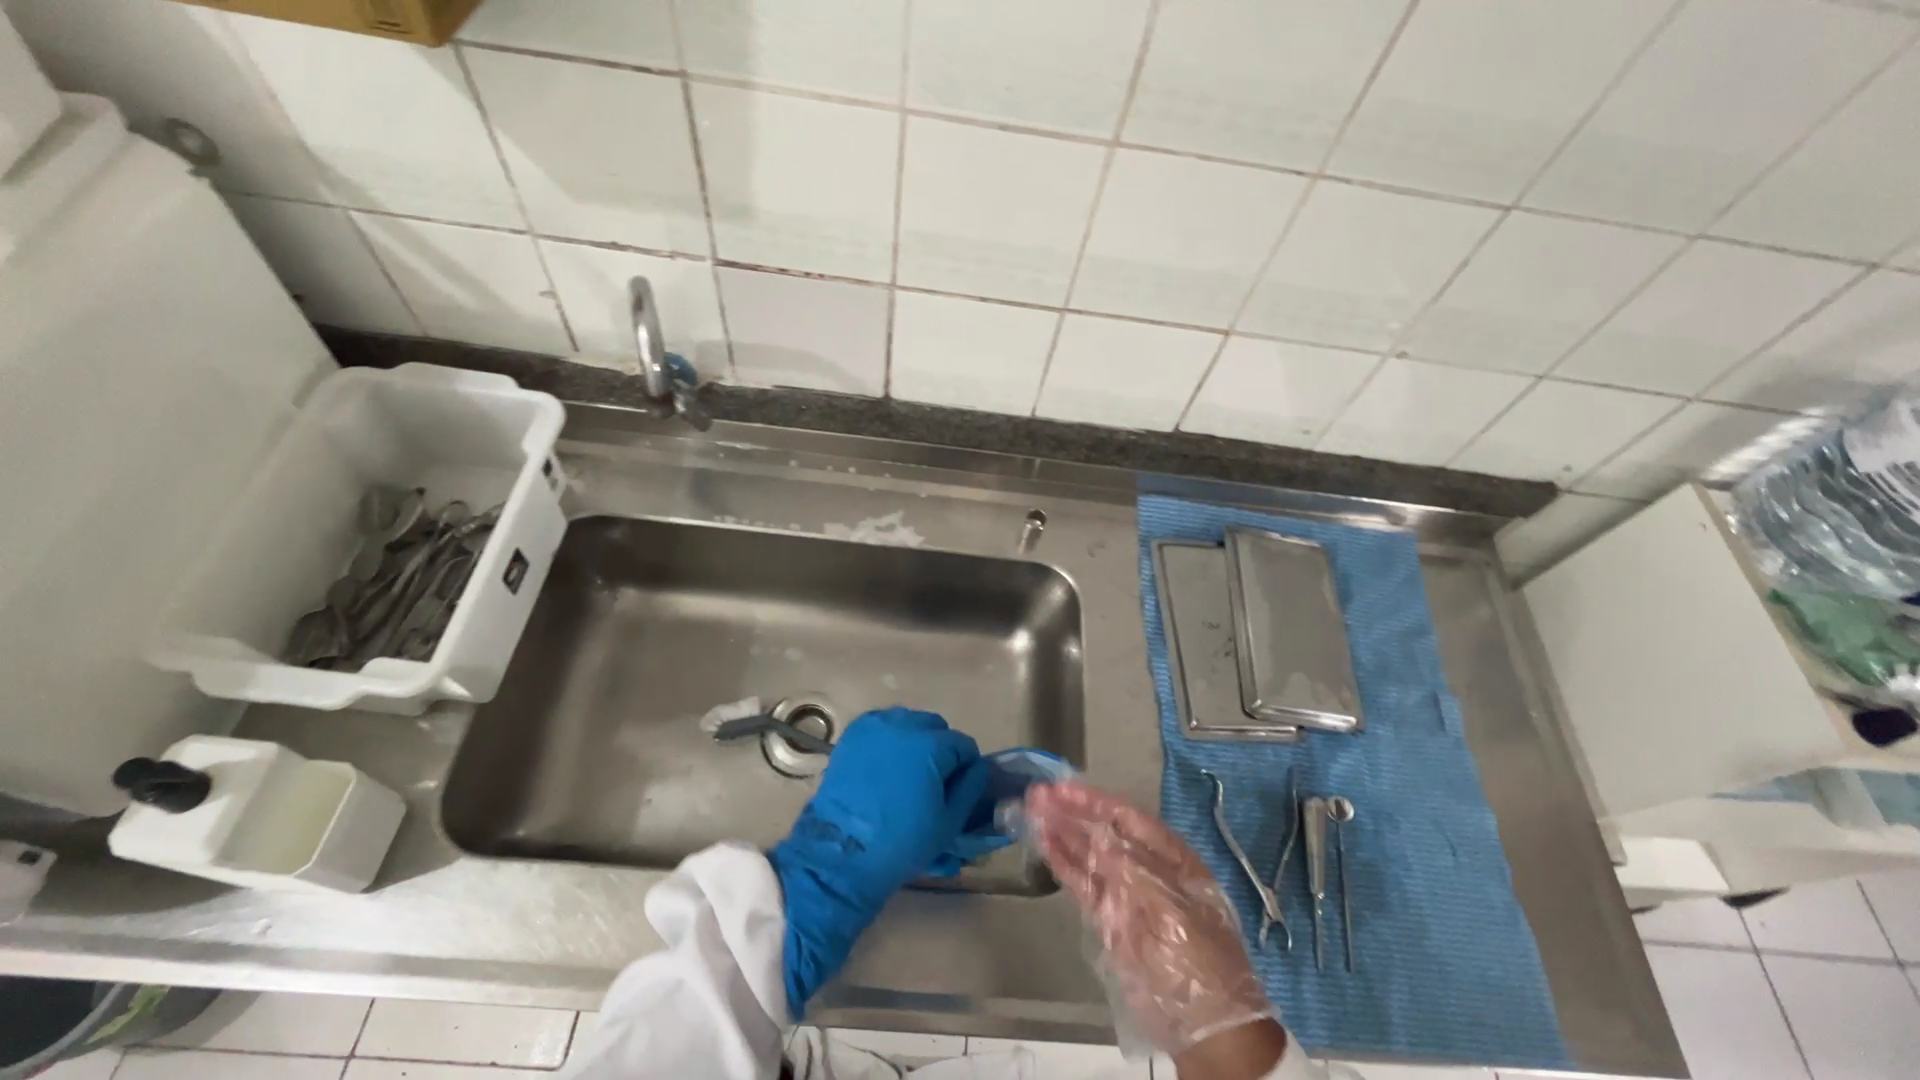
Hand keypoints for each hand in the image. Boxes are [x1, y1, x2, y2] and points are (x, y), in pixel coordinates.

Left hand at [767, 707, 995, 1018]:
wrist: (841, 853)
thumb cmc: (901, 842)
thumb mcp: (949, 824)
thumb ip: (971, 788)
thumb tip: (980, 767)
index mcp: (931, 744)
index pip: (964, 746)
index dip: (966, 770)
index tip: (956, 793)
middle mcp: (903, 725)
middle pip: (936, 729)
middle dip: (940, 752)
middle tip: (932, 785)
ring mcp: (873, 728)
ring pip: (908, 724)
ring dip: (915, 743)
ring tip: (907, 776)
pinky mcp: (851, 737)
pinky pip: (882, 728)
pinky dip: (889, 741)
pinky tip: (885, 769)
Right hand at [1024, 781, 1277, 1059]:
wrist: (1205, 1023)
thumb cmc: (1198, 959)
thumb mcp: (1171, 908)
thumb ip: (1133, 870)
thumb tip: (1098, 836)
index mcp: (1173, 859)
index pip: (1129, 818)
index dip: (1095, 801)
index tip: (1061, 788)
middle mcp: (1148, 869)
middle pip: (1104, 833)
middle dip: (1072, 813)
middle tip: (1035, 795)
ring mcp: (1127, 895)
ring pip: (1089, 856)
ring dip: (1062, 833)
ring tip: (1031, 812)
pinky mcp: (1110, 920)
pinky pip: (1084, 884)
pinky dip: (1063, 864)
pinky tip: (1044, 845)